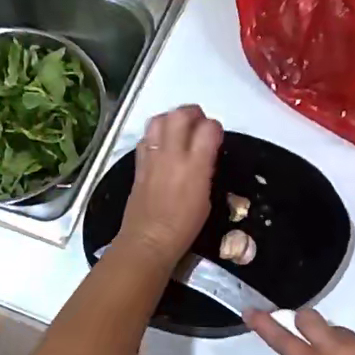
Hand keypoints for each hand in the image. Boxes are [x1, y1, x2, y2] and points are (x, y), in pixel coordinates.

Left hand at [117, 105, 221, 265]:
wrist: (148, 241)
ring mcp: (152, 158)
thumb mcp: (206, 199)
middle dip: (192, 113)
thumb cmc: (183, 228)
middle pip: (181, 114)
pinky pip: (145, 138)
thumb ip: (205, 171)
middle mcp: (172, 155)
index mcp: (195, 166)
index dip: (215, 129)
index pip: (209, 128)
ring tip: (178, 129)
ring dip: (171, 119)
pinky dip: (155, 135)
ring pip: (159, 120)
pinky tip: (161, 146)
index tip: (216, 137)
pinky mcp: (138, 165)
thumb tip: (204, 157)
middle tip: (198, 123)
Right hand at [244, 307, 354, 354]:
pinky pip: (353, 341)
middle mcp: (338, 348)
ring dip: (326, 341)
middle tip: (300, 342)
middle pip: (307, 317)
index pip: (283, 339)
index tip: (252, 313)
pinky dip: (347, 352)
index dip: (263, 324)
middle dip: (298, 322)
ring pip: (332, 330)